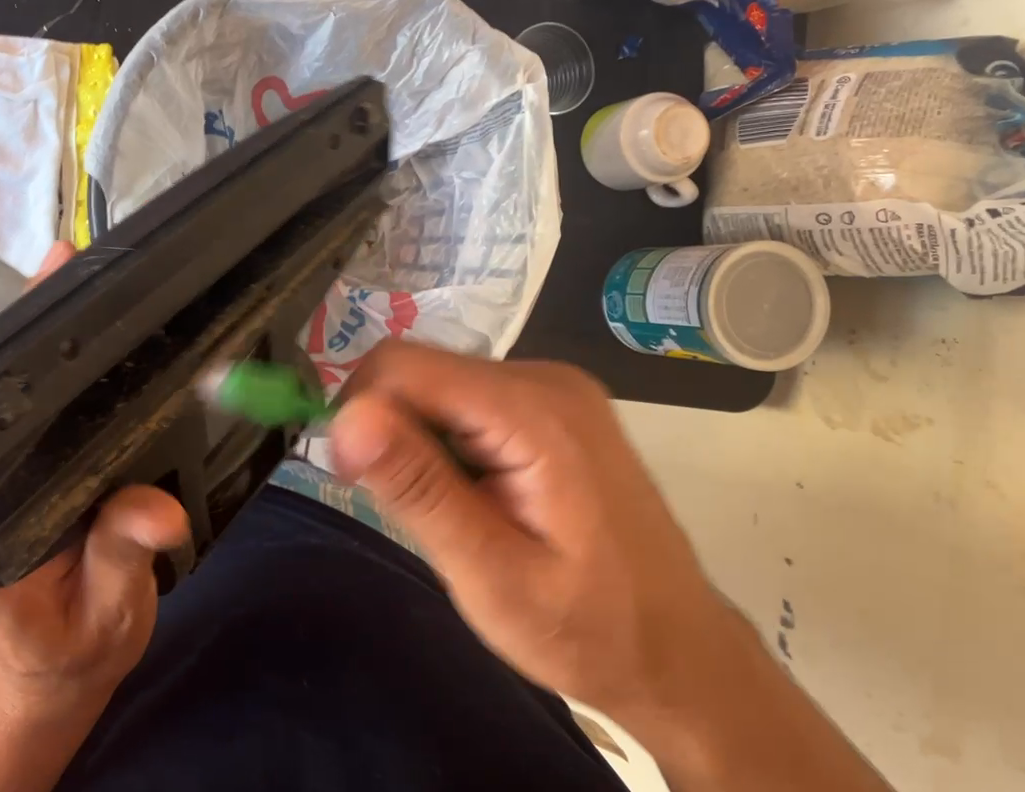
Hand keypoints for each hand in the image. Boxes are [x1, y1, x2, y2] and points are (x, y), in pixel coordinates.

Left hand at [0, 242, 189, 716]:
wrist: (68, 660)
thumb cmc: (74, 645)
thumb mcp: (104, 615)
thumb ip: (119, 563)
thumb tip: (154, 513)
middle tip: (31, 284)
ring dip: (10, 342)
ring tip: (59, 274)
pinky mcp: (18, 470)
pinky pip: (15, 413)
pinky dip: (36, 363)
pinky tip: (73, 320)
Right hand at [326, 341, 744, 718]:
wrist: (678, 657)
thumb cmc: (585, 629)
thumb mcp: (488, 572)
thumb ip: (418, 487)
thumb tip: (346, 418)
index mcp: (534, 411)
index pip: (401, 366)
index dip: (358, 413)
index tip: (350, 478)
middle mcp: (544, 378)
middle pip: (417, 370)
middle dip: (386, 430)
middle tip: (397, 505)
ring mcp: (552, 389)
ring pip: (434, 384)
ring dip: (412, 439)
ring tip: (440, 509)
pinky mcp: (550, 406)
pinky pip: (462, 400)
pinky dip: (441, 441)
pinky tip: (466, 494)